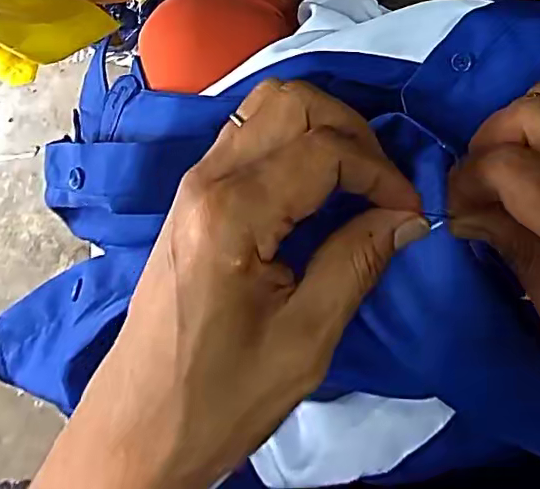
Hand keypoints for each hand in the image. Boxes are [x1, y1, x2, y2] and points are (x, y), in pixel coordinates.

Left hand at [34, 80, 430, 488]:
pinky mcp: (196, 190)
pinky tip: (319, 175)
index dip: (381, 173)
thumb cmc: (216, 399)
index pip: (326, 151)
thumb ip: (359, 261)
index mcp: (233, 214)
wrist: (129, 438)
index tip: (409, 209)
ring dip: (325, 124)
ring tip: (355, 171)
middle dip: (354, 131)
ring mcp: (196, 179)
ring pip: (271, 103)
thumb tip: (410, 216)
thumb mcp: (304, 341)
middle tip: (381, 181)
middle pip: (295, 102)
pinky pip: (254, 127)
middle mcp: (208, 179)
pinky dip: (298, 134)